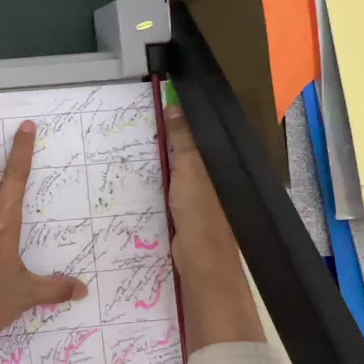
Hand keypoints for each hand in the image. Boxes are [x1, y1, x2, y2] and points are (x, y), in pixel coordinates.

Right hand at [165, 103, 264, 347]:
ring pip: (182, 166)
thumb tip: (175, 106)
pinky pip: (174, 185)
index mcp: (224, 165)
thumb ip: (183, 140)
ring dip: (164, 156)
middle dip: (171, 135)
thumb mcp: (190, 170)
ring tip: (139, 140)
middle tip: (144, 118)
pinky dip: (161, 177)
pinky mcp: (190, 210)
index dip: (185, 116)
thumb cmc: (202, 214)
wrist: (202, 263)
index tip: (161, 101)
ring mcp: (205, 194)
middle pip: (193, 147)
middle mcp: (218, 176)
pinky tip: (145, 172)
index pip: (205, 131)